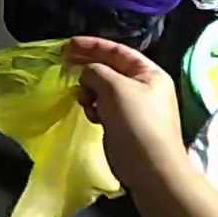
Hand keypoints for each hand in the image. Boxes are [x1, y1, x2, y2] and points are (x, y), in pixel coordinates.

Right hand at [68, 37, 187, 186]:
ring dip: (90, 90)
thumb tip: (88, 73)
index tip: (70, 45)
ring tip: (84, 99)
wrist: (152, 172)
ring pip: (105, 89)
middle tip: (64, 62)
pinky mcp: (125, 125)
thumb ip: (97, 71)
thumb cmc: (136, 124)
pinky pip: (105, 107)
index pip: (118, 50)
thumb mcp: (115, 88)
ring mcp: (135, 107)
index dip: (93, 45)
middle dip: (88, 66)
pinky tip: (92, 115)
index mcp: (149, 73)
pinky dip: (95, 107)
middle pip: (111, 68)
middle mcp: (144, 87)